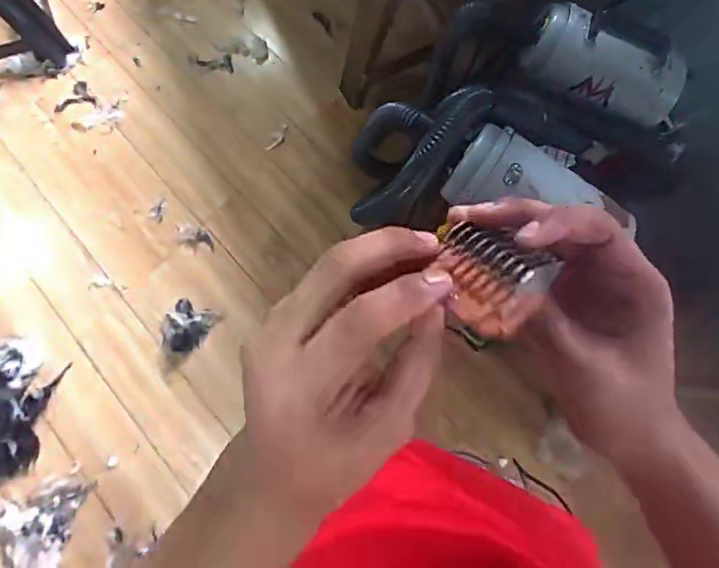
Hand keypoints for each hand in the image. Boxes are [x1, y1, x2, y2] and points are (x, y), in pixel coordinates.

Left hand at [235, 227, 452, 523]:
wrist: (272, 474)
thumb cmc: (336, 464)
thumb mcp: (390, 427)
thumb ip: (417, 362)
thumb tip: (437, 300)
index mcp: (300, 386)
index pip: (356, 321)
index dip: (405, 294)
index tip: (446, 280)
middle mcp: (276, 341)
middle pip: (334, 268)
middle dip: (389, 246)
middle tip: (434, 243)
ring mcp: (272, 319)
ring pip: (331, 261)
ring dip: (380, 246)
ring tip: (424, 248)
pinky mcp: (280, 308)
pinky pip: (327, 272)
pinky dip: (367, 260)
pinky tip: (399, 261)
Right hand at [448, 198, 678, 467]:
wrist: (635, 443)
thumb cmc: (624, 410)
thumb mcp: (585, 371)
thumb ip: (548, 325)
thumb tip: (503, 286)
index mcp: (633, 276)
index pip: (598, 229)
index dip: (560, 223)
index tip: (521, 238)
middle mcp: (608, 265)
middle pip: (564, 223)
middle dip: (518, 216)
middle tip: (472, 215)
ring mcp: (584, 275)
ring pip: (543, 235)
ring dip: (503, 227)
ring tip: (462, 220)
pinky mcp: (561, 289)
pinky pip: (530, 261)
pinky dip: (500, 254)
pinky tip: (470, 249)